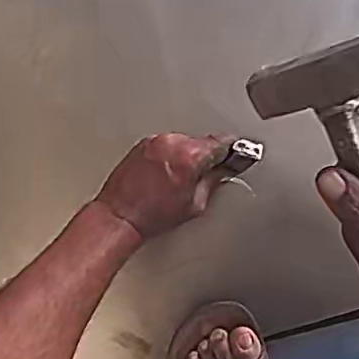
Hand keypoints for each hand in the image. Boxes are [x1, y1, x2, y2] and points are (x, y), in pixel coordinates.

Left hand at [94, 133, 232, 241]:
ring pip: (183, 143)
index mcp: (189, 156)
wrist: (120, 216)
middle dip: (206, 158)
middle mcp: (171, 143)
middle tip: (203, 177)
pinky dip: (170, 156)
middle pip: (202, 142)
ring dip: (186, 156)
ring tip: (178, 180)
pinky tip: (165, 175)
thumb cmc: (151, 215)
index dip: (233, 151)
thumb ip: (214, 182)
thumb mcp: (195, 205)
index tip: (237, 155)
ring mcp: (155, 141)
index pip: (221, 143)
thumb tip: (223, 172)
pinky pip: (166, 145)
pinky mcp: (143, 144)